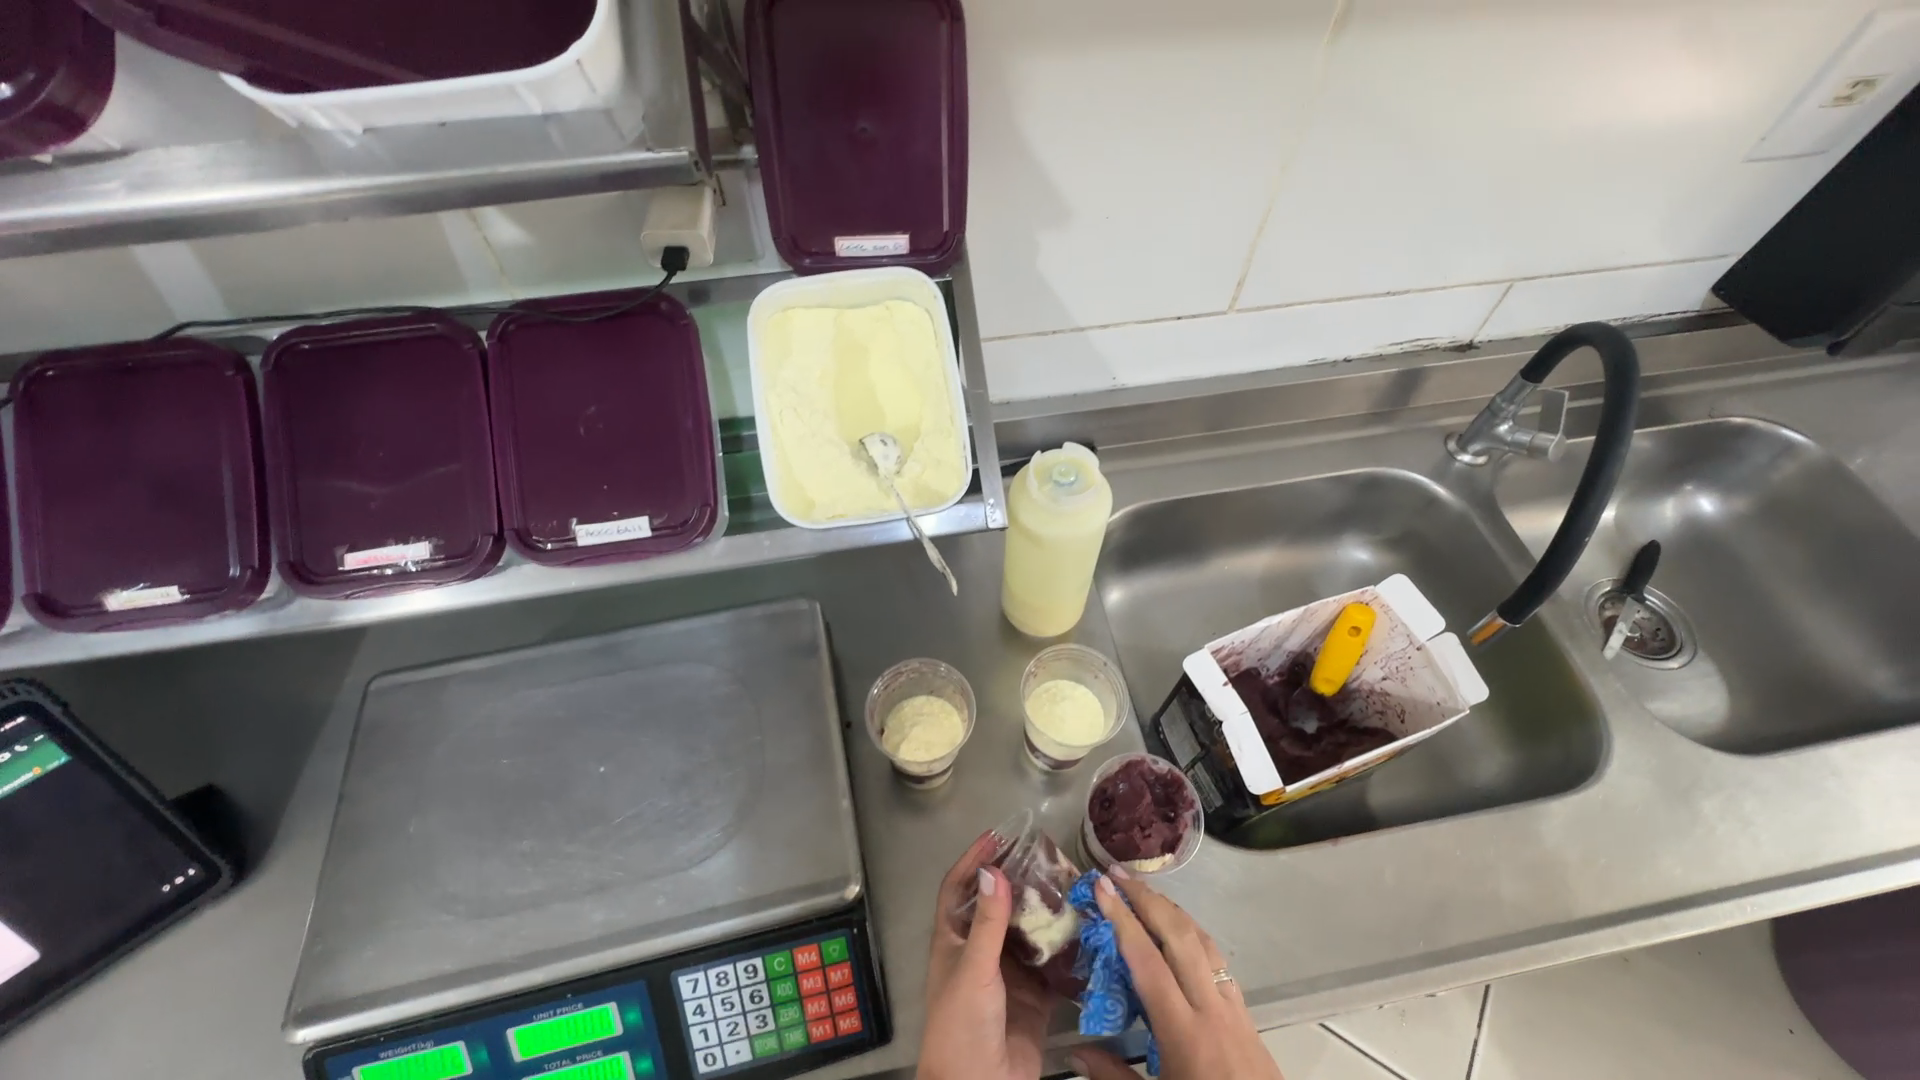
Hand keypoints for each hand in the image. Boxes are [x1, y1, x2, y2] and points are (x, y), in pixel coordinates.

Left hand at [917, 831, 1055, 1079]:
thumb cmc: (961, 1023)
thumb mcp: (973, 969)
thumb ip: (988, 922)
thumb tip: (994, 870)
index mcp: (955, 941)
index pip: (959, 888)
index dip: (974, 860)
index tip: (997, 835)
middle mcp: (981, 952)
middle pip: (1000, 906)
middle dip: (1020, 882)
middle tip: (1049, 857)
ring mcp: (1009, 974)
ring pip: (1029, 932)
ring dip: (1047, 912)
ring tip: (1073, 886)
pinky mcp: (1034, 998)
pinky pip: (1052, 966)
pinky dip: (1068, 950)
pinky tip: (1087, 930)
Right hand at [1070, 870, 1283, 1079]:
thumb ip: (1114, 1077)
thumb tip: (1075, 1052)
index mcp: (1184, 1034)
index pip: (1148, 961)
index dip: (1122, 920)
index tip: (1101, 887)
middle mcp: (1212, 1011)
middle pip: (1180, 937)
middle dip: (1147, 899)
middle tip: (1116, 874)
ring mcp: (1235, 1010)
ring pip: (1204, 943)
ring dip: (1172, 910)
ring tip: (1143, 892)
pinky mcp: (1248, 1017)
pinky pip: (1219, 962)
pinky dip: (1194, 935)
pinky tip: (1180, 933)